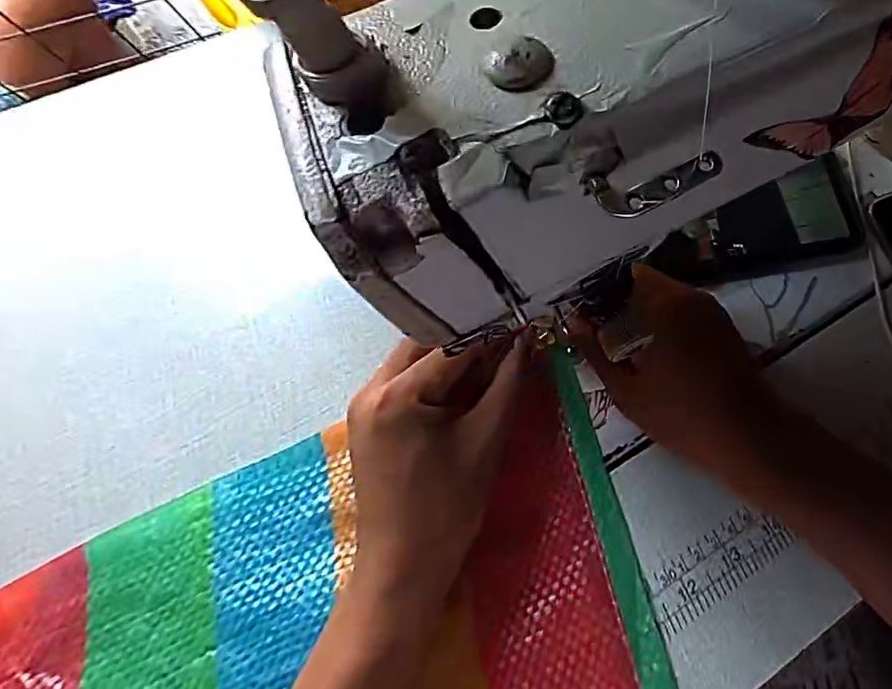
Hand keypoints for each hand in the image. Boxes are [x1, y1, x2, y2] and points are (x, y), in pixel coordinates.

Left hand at [345, 333, 524, 621]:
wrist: (403, 570)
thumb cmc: (446, 509)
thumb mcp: (485, 438)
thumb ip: (507, 382)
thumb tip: (526, 340)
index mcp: (395, 395)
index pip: (451, 344)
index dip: (492, 331)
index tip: (524, 321)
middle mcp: (371, 390)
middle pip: (427, 342)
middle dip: (470, 338)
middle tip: (511, 339)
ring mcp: (365, 405)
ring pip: (417, 358)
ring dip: (454, 355)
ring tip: (495, 359)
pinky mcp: (370, 419)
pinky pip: (409, 379)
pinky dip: (439, 375)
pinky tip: (469, 383)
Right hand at [571, 266, 785, 479]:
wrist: (745, 433)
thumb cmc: (681, 415)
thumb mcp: (627, 391)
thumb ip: (596, 353)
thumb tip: (574, 323)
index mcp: (668, 305)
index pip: (631, 277)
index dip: (609, 293)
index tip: (593, 315)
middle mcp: (693, 297)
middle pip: (651, 286)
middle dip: (627, 304)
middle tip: (607, 334)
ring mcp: (713, 309)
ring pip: (671, 298)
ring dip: (649, 314)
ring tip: (630, 346)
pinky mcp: (725, 325)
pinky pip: (689, 312)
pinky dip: (671, 322)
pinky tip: (659, 353)